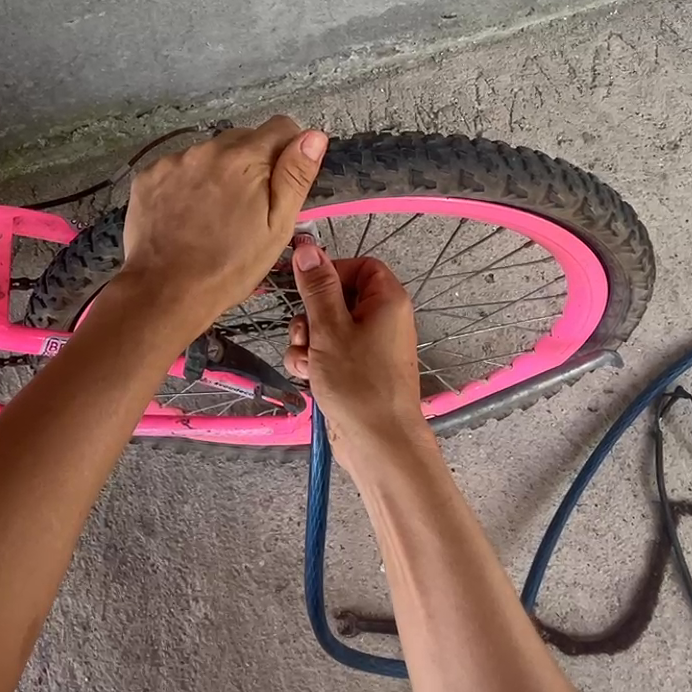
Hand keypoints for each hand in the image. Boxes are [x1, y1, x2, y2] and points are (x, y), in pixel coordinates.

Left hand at [120, 117, 326, 329]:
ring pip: (210, 154)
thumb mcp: (278, 226)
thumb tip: (313, 136)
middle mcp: (208, 150)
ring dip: (218, 173)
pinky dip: (187, 184)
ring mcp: (174, 161)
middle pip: (243, 139)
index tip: (282, 181)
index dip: (289, 151)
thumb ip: (295, 175)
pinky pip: (179, 168)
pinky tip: (188, 217)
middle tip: (248, 208)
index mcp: (245, 158)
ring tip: (215, 216)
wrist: (165, 291)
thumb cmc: (229, 266)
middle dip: (252, 164)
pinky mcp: (149, 176)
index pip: (280, 127)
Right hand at [284, 244, 433, 462]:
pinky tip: (308, 376)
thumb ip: (317, 287)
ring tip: (307, 362)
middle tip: (304, 334)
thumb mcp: (329, 328)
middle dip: (310, 316)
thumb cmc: (359, 383)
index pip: (360, 266)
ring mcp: (369, 347)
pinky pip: (328, 351)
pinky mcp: (356, 370)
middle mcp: (382, 320)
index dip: (331, 273)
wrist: (377, 443)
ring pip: (326, 326)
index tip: (307, 288)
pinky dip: (313, 360)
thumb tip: (307, 247)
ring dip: (306, 341)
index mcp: (387, 300)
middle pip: (337, 297)